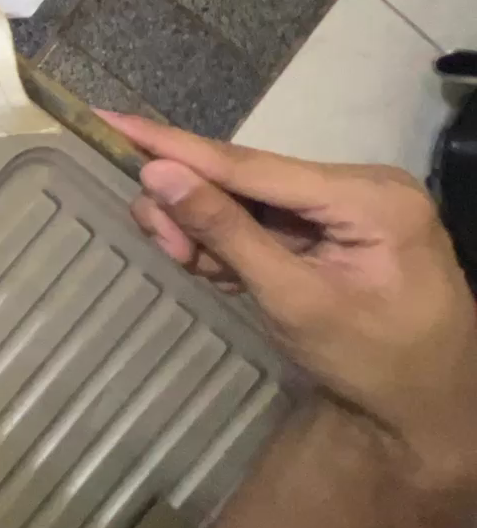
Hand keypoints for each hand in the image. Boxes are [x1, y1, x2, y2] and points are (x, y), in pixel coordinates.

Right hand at [104, 112, 476, 493]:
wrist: (419, 409)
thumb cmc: (371, 360)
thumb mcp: (292, 299)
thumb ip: (223, 231)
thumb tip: (154, 172)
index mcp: (369, 198)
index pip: (244, 163)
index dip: (169, 144)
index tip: (108, 119)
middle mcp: (353, 184)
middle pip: (229, 175)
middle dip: (185, 211)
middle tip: (171, 253)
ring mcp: (334, 199)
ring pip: (224, 193)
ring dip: (197, 230)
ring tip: (203, 270)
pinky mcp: (317, 216)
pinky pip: (239, 210)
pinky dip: (215, 238)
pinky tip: (223, 269)